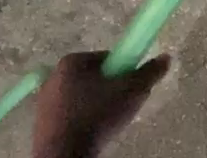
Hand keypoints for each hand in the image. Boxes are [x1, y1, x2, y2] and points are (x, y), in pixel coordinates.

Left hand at [31, 51, 169, 157]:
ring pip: (81, 97)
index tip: (129, 86)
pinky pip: (70, 116)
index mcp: (71, 62)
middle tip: (121, 104)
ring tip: (107, 121)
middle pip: (93, 77)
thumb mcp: (133, 90)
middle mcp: (53, 78)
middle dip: (108, 88)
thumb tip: (165, 58)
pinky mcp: (40, 126)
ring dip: (96, 105)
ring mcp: (43, 103)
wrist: (64, 157)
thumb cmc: (97, 116)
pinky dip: (82, 121)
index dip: (122, 71)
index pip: (106, 58)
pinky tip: (92, 132)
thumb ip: (150, 72)